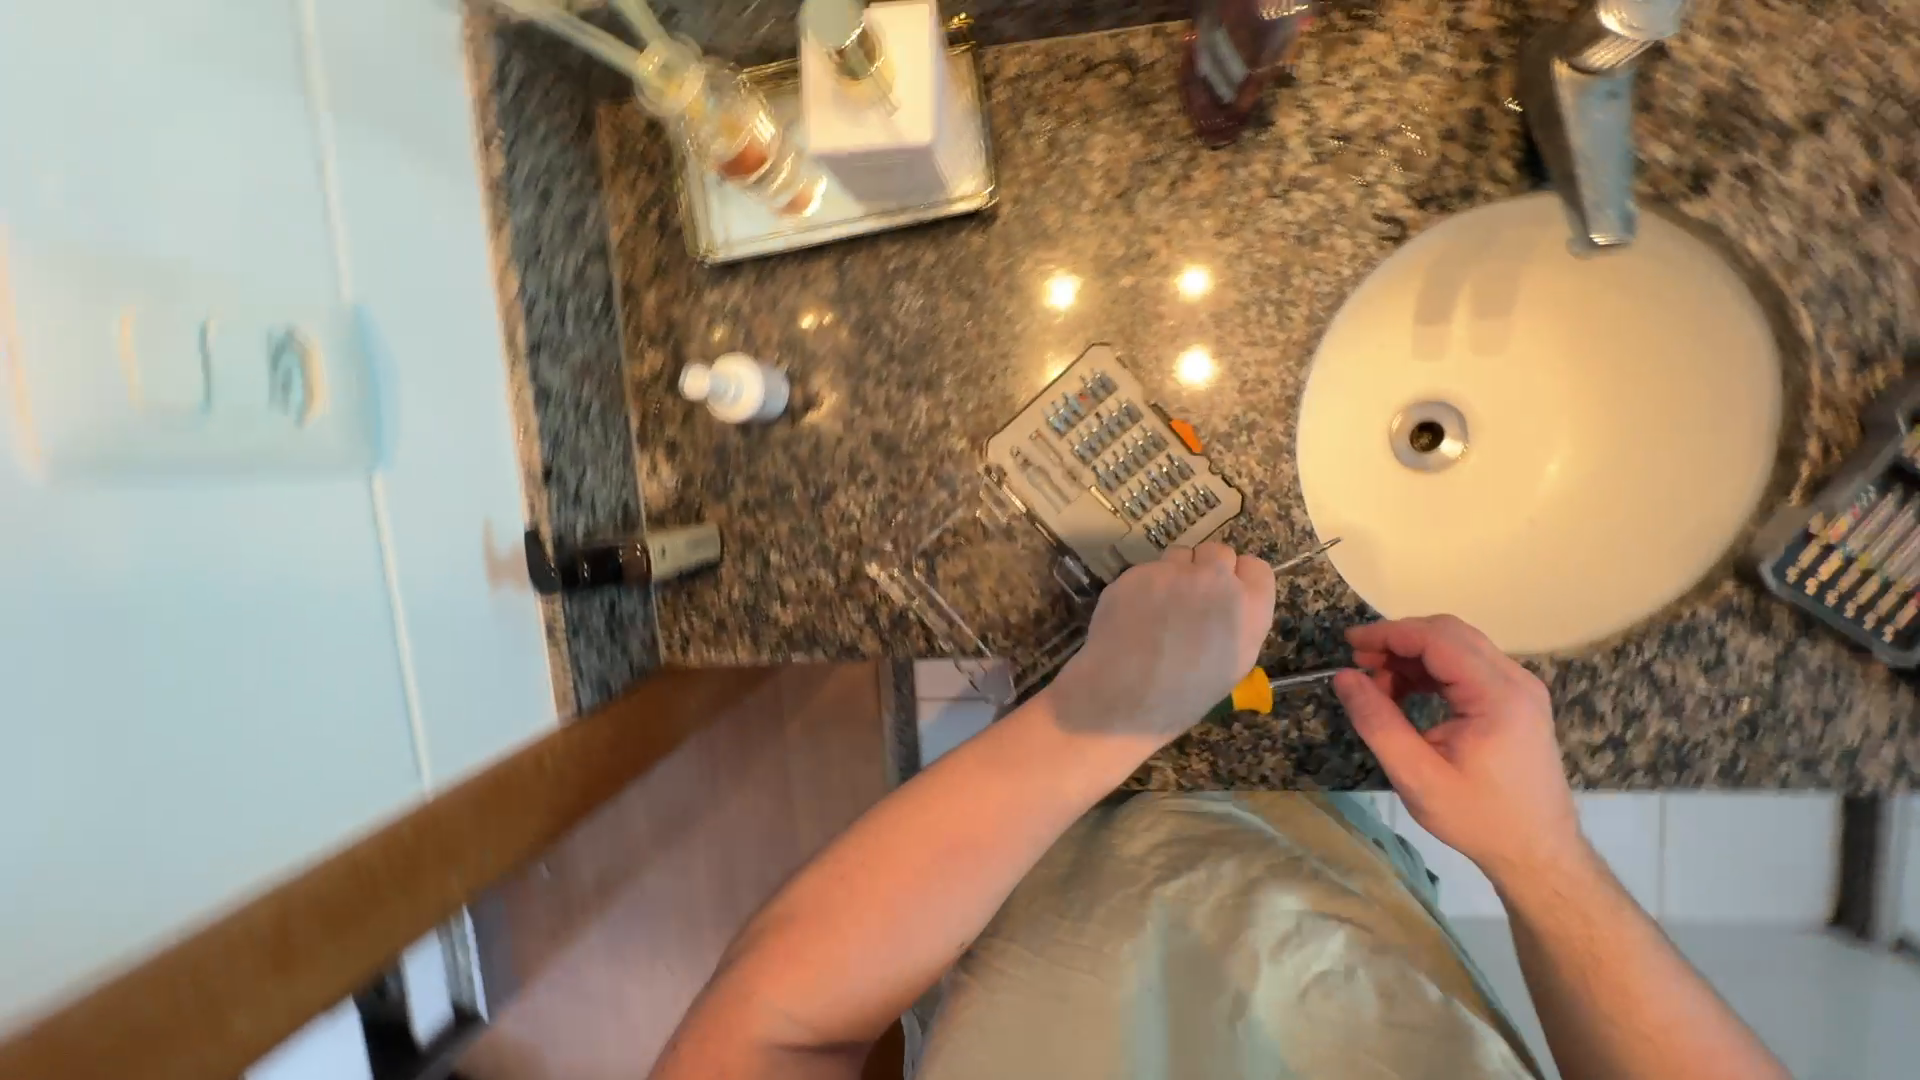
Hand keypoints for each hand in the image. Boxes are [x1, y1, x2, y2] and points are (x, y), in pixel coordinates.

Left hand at [1044, 543, 1275, 749]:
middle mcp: (1217, 582)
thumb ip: (1238, 621)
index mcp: (1249, 609)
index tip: (1225, 591)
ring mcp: (1175, 573)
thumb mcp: (1233, 664)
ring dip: (1173, 572)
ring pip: (1179, 554)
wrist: (1127, 696)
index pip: (1256, 567)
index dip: (1238, 577)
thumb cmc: (1185, 694)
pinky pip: (1146, 570)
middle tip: (1190, 596)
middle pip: (1218, 552)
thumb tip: (1227, 601)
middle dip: (1205, 567)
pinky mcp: (1138, 573)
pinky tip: (1132, 614)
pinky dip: (1141, 586)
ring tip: (1158, 607)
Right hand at [1331, 615, 1582, 885]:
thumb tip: (1344, 676)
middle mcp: (1515, 682)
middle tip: (1359, 662)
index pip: (1437, 639)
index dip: (1389, 634)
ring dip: (1412, 654)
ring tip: (1376, 682)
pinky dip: (1429, 669)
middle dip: (1398, 640)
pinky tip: (1404, 692)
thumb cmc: (1478, 818)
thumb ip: (1378, 722)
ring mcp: (1519, 690)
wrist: (1538, 853)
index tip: (1349, 644)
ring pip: (1457, 645)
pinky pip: (1466, 666)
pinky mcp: (1514, 701)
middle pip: (1449, 633)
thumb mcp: (1416, 776)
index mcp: (1497, 696)